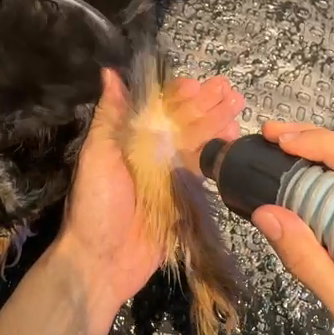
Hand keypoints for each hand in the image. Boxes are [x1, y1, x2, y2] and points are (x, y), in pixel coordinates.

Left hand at [50, 69, 243, 334]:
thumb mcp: (97, 154)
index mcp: (129, 138)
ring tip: (237, 108)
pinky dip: (218, 154)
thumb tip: (110, 73)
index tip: (196, 85)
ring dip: (217, 124)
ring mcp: (168, 175)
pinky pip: (203, 172)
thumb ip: (110, 115)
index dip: (178, 95)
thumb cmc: (95, 203)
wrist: (100, 261)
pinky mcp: (183, 199)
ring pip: (197, 142)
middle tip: (228, 90)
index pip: (158, 107)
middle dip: (206, 104)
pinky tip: (234, 140)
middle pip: (182, 122)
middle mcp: (150, 152)